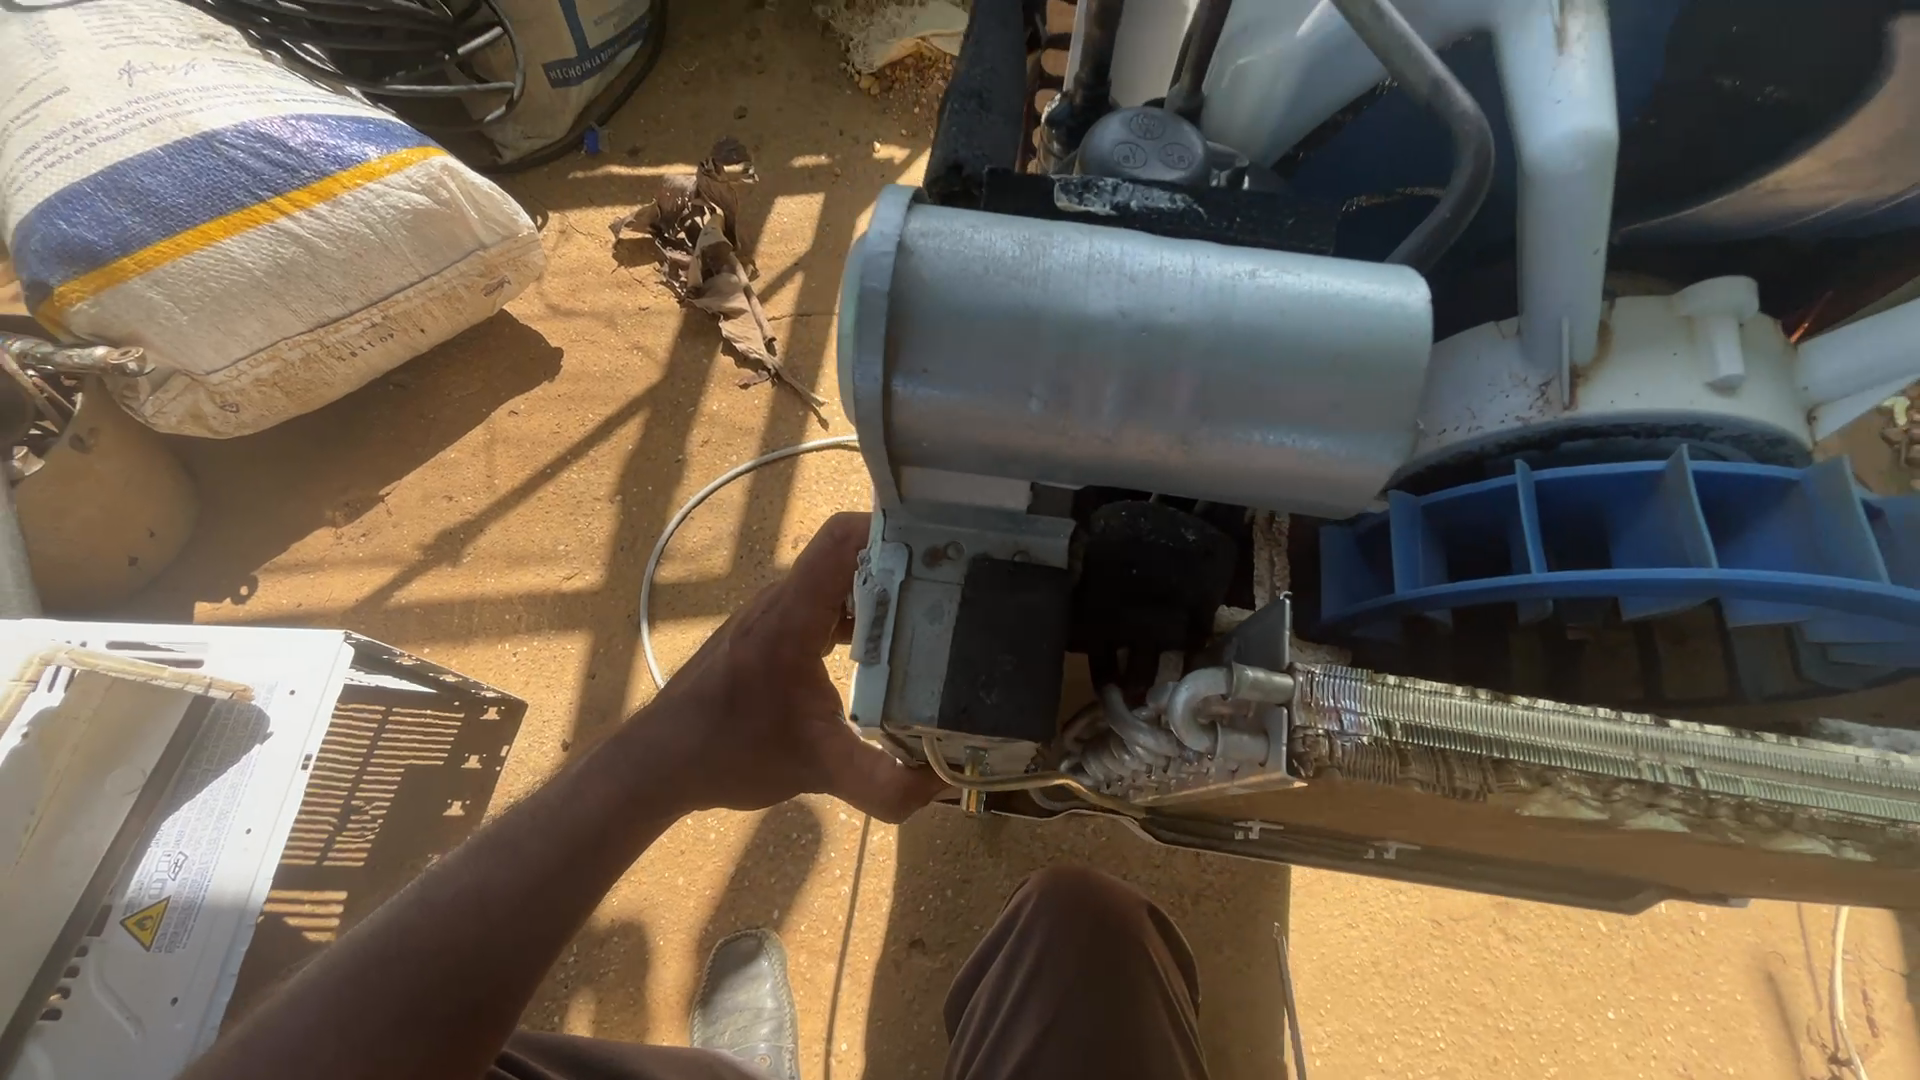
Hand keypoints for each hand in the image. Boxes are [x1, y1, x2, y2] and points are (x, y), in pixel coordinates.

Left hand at [636, 512, 946, 821]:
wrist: (660, 759)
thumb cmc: (729, 752)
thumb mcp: (817, 770)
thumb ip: (883, 783)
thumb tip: (942, 782)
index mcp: (793, 615)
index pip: (843, 538)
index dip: (894, 531)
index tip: (944, 552)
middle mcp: (784, 598)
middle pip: (850, 552)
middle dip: (905, 563)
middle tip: (955, 590)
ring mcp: (776, 610)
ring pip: (839, 576)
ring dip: (883, 589)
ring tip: (933, 615)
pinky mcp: (773, 628)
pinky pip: (826, 600)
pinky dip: (860, 612)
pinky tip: (883, 648)